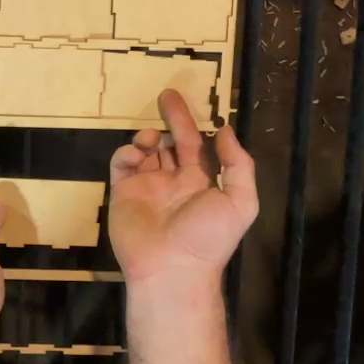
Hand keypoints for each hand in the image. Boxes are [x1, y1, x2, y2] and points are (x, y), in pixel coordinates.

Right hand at [108, 89, 258, 289]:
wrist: (172, 268)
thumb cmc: (208, 237)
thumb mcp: (241, 201)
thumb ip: (238, 164)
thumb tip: (226, 131)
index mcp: (200, 181)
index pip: (195, 144)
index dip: (191, 122)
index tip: (186, 102)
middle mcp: (173, 181)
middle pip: (170, 142)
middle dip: (170, 118)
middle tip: (166, 95)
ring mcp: (146, 186)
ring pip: (145, 150)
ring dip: (149, 136)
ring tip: (153, 139)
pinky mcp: (123, 193)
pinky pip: (122, 164)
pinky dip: (127, 151)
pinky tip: (138, 153)